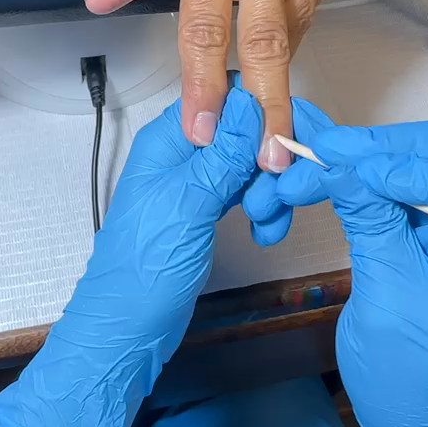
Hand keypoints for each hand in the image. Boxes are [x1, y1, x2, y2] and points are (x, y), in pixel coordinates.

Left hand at [0, 84, 261, 426]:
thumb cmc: (144, 269)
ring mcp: (198, 181)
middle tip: (282, 192)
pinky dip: (265, 208)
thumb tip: (251, 98)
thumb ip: (223, 154)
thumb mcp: (188, 204)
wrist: (128, 330)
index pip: (226, 96)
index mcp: (169, 138)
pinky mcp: (209, 208)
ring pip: (252, 162)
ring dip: (271, 188)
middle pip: (246, 130)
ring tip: (268, 220)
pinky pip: (248, 191)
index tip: (299, 136)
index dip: (267, 110)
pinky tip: (266, 231)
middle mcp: (185, 152)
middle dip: (273, 158)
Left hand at [85, 0, 349, 171]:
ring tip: (269, 89)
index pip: (206, 30)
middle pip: (268, 40)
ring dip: (281, 58)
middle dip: (268, 105)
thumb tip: (102, 3)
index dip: (204, 85)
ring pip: (299, 18)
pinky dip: (304, 11)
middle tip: (272, 156)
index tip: (205, 130)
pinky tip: (286, 12)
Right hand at [243, 102, 427, 426]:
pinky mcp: (423, 229)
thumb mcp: (389, 300)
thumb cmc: (410, 375)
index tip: (367, 177)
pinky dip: (361, 174)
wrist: (410, 419)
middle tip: (330, 151)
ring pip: (421, 159)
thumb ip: (371, 226)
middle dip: (391, 147)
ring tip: (317, 157)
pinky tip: (326, 170)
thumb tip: (338, 166)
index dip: (426, 164)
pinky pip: (397, 185)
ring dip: (370, 155)